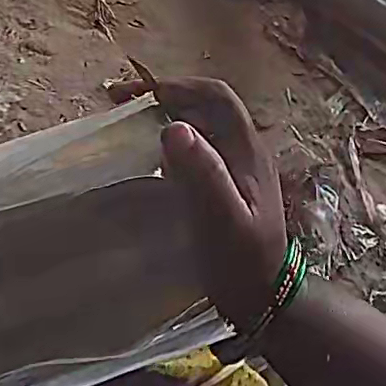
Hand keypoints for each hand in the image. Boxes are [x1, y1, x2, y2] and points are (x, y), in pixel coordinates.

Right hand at [132, 77, 286, 328]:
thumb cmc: (243, 261)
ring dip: (166, 112)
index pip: (216, 96)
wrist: (264, 298)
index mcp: (247, 150)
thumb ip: (203, 173)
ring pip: (200, 122)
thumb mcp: (223, 220)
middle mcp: (243, 149)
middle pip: (206, 104)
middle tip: (121, 100)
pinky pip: (196, 145)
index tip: (137, 94)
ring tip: (128, 118)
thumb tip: (173, 127)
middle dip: (165, 94)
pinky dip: (169, 137)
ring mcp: (235, 165)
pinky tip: (149, 152)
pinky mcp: (224, 181)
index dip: (177, 87)